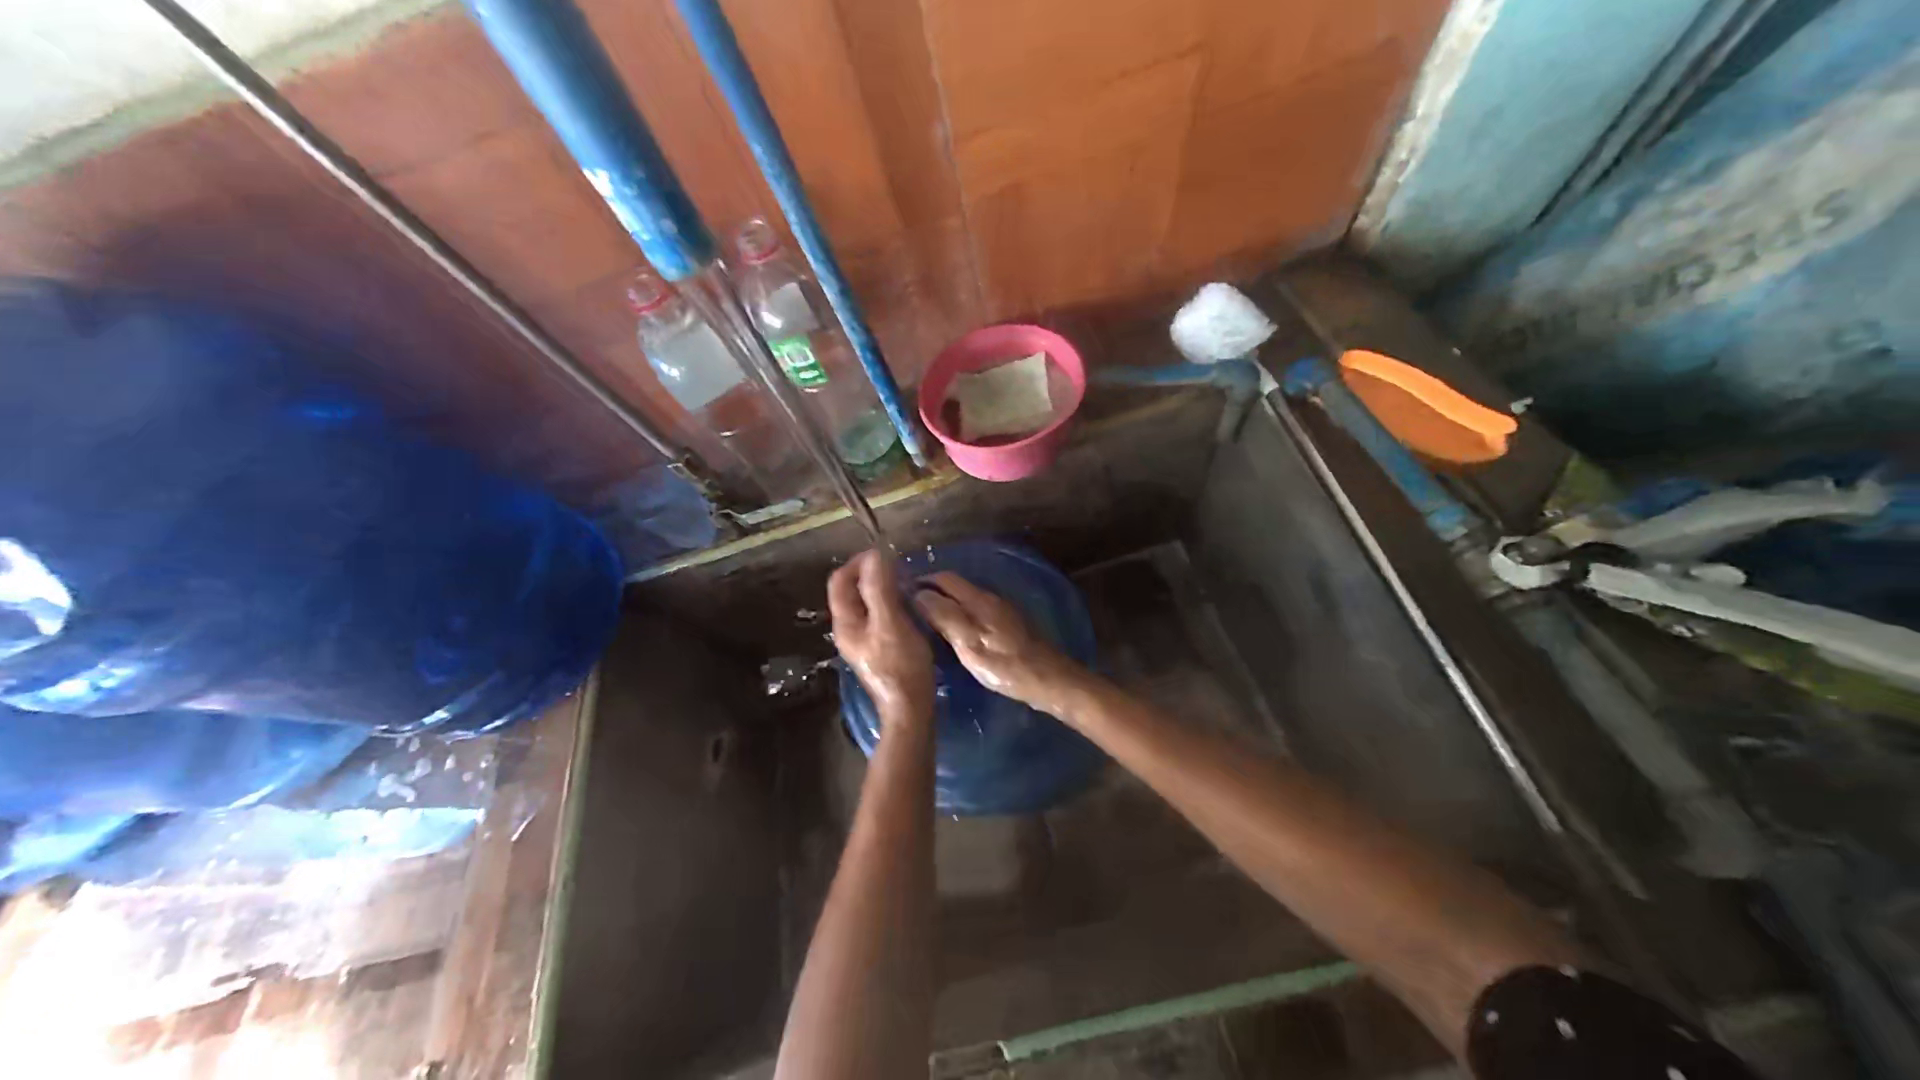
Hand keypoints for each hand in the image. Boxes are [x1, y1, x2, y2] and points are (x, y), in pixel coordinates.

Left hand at [828, 549, 934, 727]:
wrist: (910, 708)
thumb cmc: (901, 665)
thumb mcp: (891, 623)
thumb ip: (880, 589)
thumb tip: (875, 556)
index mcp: (845, 622)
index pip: (840, 579)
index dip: (858, 562)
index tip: (884, 555)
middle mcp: (849, 629)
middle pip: (851, 590)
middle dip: (871, 573)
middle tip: (897, 567)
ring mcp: (863, 640)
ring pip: (866, 603)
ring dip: (882, 587)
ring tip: (905, 582)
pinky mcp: (878, 648)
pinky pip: (879, 616)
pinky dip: (890, 603)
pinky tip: (908, 605)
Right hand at [912, 572, 1093, 716]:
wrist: (1049, 681)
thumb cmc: (1006, 666)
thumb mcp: (969, 643)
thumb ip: (944, 616)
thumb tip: (918, 594)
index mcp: (978, 600)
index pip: (944, 578)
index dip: (921, 581)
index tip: (898, 592)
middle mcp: (990, 599)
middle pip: (954, 586)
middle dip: (930, 590)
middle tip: (906, 607)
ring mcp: (1000, 612)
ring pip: (965, 599)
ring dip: (944, 603)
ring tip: (922, 620)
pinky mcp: (1007, 626)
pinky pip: (975, 612)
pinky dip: (958, 615)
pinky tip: (951, 632)